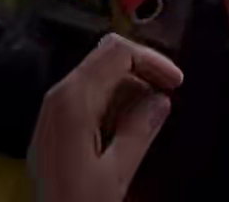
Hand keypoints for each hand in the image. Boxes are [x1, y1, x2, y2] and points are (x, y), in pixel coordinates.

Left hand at [29, 34, 183, 201]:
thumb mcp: (114, 176)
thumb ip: (139, 131)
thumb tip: (160, 100)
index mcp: (73, 100)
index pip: (118, 52)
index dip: (152, 60)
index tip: (175, 81)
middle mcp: (59, 96)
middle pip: (108, 55)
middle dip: (142, 69)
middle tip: (168, 91)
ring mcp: (54, 110)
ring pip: (99, 73)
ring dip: (130, 86)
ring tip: (151, 115)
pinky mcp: (54, 126)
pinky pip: (89, 94)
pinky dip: (113, 100)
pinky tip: (128, 126)